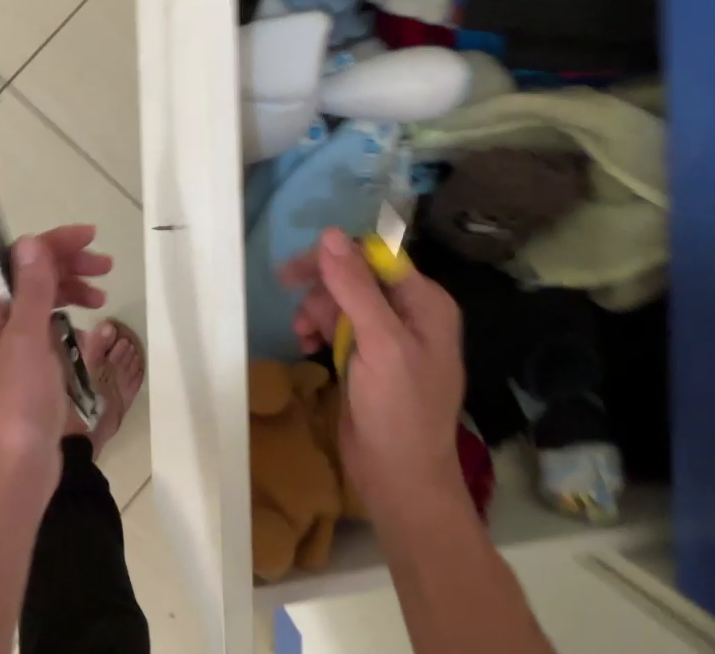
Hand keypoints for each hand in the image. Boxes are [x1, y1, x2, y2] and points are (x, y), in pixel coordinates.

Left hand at [0, 224, 112, 492]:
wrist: (15, 472)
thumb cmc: (17, 404)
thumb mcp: (27, 340)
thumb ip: (32, 288)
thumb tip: (32, 241)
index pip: (14, 260)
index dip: (52, 245)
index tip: (90, 239)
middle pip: (28, 277)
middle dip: (65, 266)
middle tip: (105, 266)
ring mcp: (4, 346)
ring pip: (38, 300)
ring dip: (69, 289)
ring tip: (102, 294)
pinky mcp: (22, 366)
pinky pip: (43, 326)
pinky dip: (65, 316)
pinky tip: (84, 321)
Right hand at [281, 227, 466, 519]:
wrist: (400, 480)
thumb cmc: (400, 410)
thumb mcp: (379, 343)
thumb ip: (355, 287)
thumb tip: (330, 235)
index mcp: (425, 302)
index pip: (377, 256)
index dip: (337, 256)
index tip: (298, 269)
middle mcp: (410, 313)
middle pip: (357, 276)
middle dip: (323, 287)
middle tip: (288, 293)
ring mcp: (388, 337)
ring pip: (342, 300)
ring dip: (317, 310)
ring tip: (301, 333)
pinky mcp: (368, 358)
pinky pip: (339, 327)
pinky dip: (319, 330)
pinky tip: (307, 345)